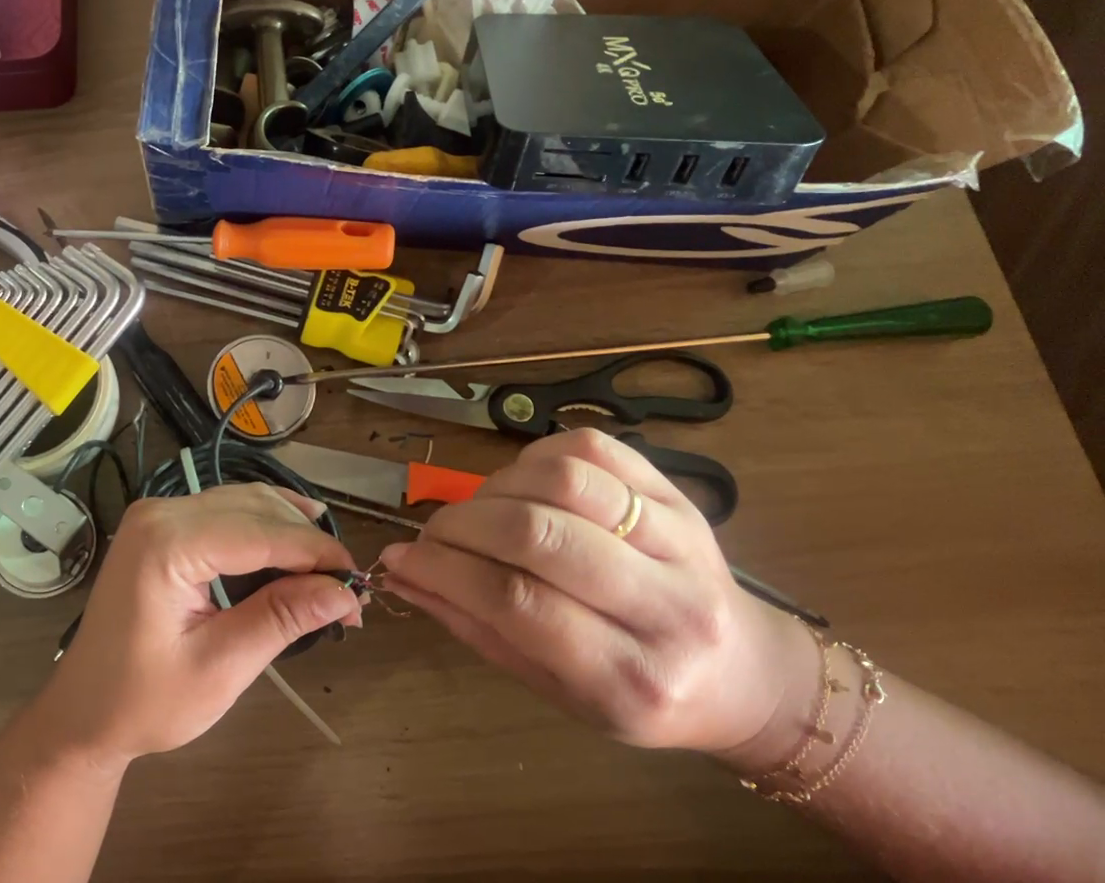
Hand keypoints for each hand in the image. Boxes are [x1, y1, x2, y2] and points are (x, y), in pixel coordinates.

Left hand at [32, 484, 362, 768]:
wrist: (84, 710)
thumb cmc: (144, 700)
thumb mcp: (220, 667)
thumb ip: (281, 619)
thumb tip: (344, 592)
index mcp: (166, 543)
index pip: (261, 532)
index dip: (316, 553)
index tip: (359, 583)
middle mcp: (160, 512)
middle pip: (254, 509)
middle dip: (306, 543)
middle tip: (347, 590)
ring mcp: (156, 515)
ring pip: (242, 504)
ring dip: (288, 532)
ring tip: (328, 576)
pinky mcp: (160, 527)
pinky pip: (223, 514)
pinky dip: (262, 531)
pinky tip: (292, 552)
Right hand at [380, 428, 814, 761]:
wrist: (743, 674)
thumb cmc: (636, 693)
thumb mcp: (555, 689)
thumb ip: (476, 627)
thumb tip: (402, 573)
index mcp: (632, 678)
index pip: (519, 604)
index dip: (445, 570)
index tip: (401, 556)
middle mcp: (668, 609)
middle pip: (541, 535)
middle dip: (464, 524)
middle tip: (433, 532)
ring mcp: (685, 543)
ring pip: (567, 482)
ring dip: (498, 488)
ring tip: (479, 511)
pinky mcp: (682, 496)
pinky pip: (595, 450)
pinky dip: (537, 458)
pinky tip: (521, 484)